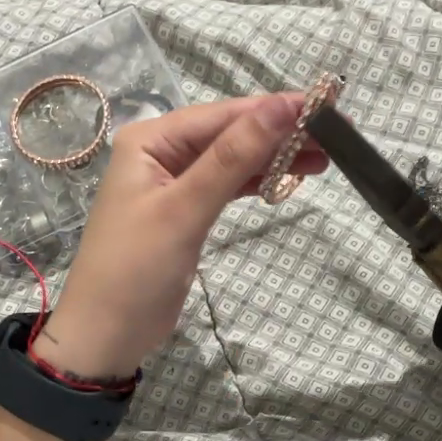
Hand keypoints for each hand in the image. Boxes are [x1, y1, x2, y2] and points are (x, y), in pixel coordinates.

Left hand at [35, 94, 325, 379]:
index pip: (223, 115)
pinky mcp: (184, 213)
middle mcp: (160, 154)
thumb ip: (233, 158)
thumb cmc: (137, 269)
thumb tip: (281, 107)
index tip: (327, 106)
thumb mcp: (185, 210)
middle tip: (335, 138)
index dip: (274, 109)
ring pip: (231, 160)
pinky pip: (225, 186)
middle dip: (279, 134)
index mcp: (151, 141)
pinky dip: (254, 183)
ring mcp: (172, 184)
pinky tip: (285, 181)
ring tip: (323, 159)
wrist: (106, 333)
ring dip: (272, 159)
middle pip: (229, 133)